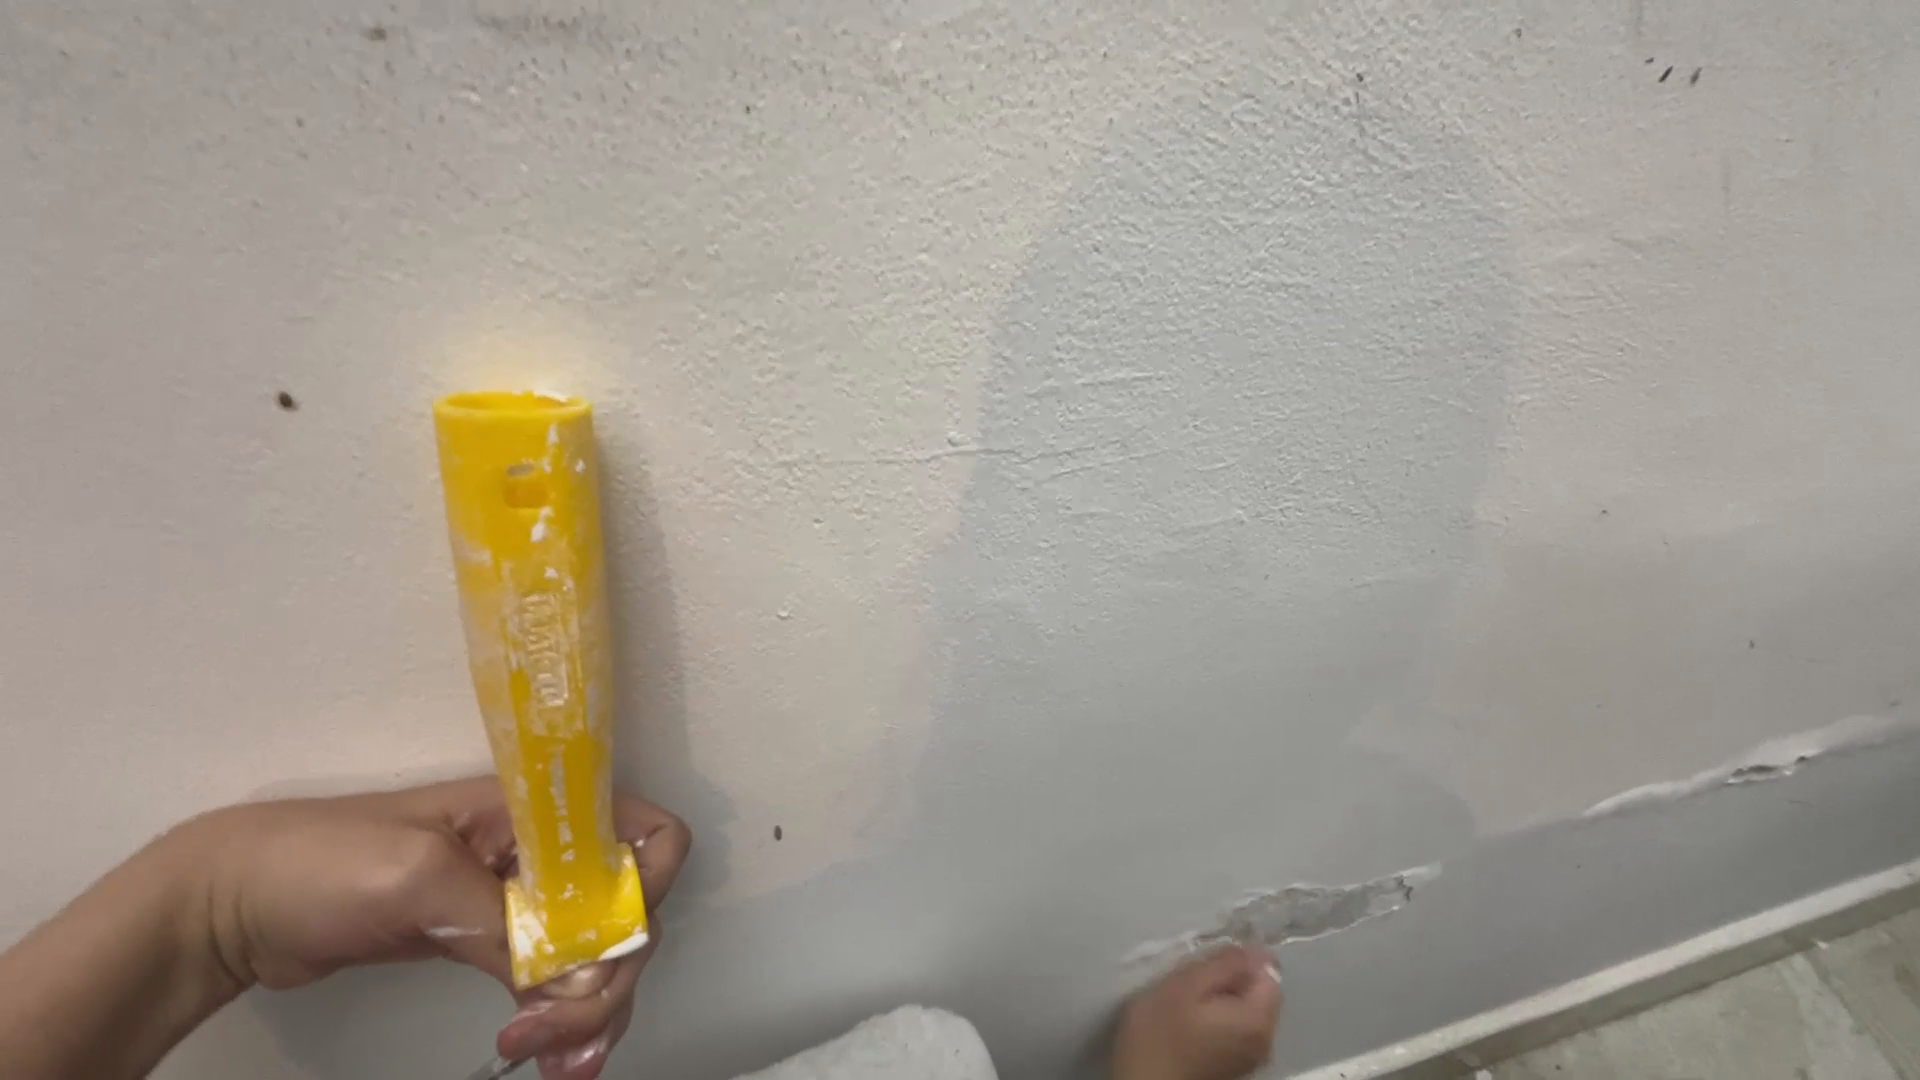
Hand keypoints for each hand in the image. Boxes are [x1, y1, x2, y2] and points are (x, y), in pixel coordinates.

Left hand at [179, 777, 690, 1079]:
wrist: (234, 905)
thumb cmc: (327, 862)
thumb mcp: (418, 880)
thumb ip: (504, 922)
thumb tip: (585, 978)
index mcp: (547, 813)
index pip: (649, 835)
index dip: (649, 887)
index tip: (604, 945)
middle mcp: (554, 856)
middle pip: (632, 913)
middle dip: (610, 977)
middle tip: (555, 1034)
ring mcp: (528, 904)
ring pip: (602, 956)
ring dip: (594, 1013)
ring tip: (554, 1065)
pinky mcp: (498, 947)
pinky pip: (559, 984)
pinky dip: (568, 1024)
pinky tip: (552, 1062)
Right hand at [1112, 945, 1282, 1079]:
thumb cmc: (1160, 1032)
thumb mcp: (1186, 984)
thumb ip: (1225, 964)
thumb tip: (1255, 949)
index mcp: (1258, 1021)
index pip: (1269, 972)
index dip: (1244, 955)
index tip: (1211, 952)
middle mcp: (1264, 1042)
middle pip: (1258, 991)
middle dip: (1231, 975)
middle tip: (1193, 973)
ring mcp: (1248, 1057)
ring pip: (1244, 1007)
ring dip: (1221, 992)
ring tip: (1186, 991)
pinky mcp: (1231, 1064)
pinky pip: (1234, 1025)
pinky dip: (1216, 1012)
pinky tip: (1188, 1014)